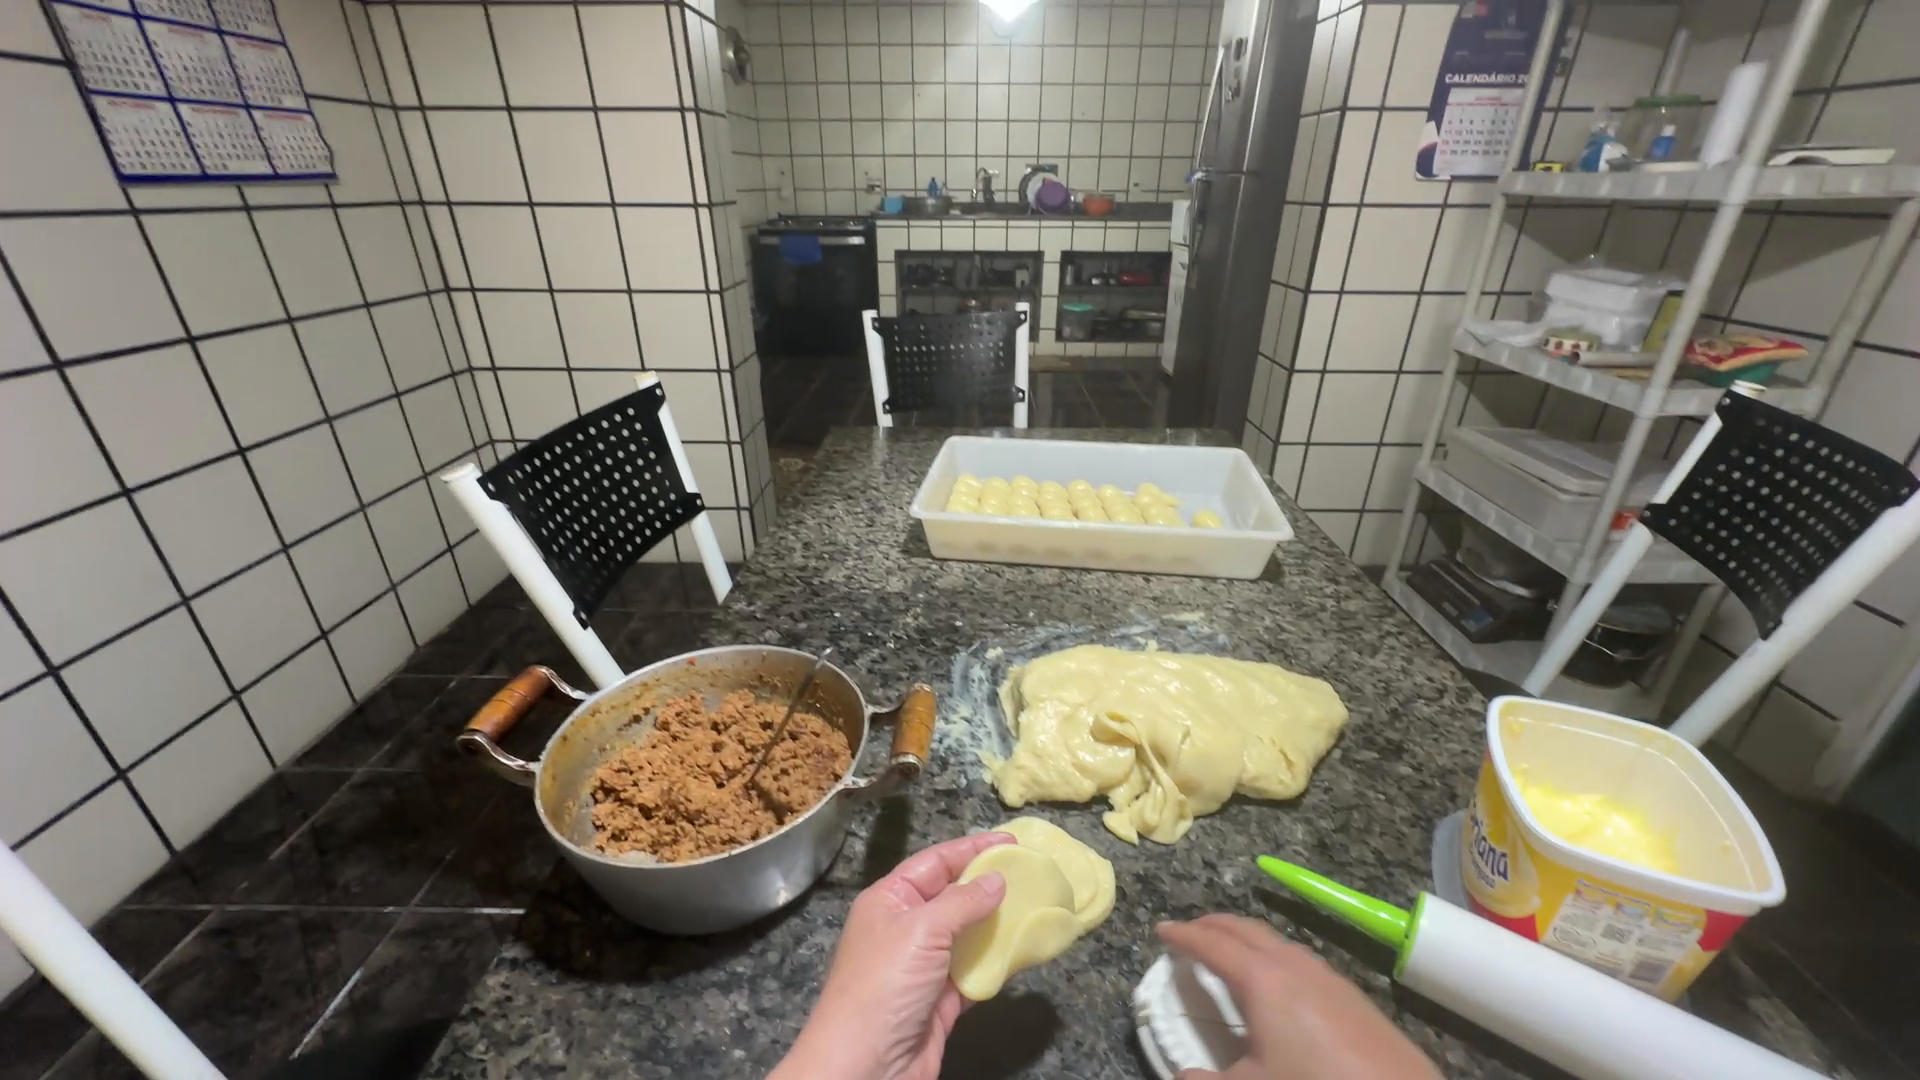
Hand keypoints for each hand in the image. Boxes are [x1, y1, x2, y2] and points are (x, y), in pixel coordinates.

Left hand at [772, 832, 1015, 1079]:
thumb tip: (998, 879)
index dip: (971, 849)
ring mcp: (924, 965)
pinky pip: (974, 971)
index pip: (935, 861)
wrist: (864, 1070)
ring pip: (967, 933)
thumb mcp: (921, 930)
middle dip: (989, 884)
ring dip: (998, 923)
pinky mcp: (942, 1000)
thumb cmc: (884, 985)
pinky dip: (997, 962)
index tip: (1011, 842)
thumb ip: (962, 902)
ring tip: (1035, 908)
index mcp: (890, 899)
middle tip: (1030, 873)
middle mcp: (906, 927)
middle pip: (953, 895)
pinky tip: (1022, 951)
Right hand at [1156, 915, 1441, 1079]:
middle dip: (1212, 925)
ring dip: (1244, 938)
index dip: (1183, 936)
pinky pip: (1298, 957)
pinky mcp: (1351, 995)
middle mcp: (1291, 965)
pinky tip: (1279, 983)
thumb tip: (1181, 1076)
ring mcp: (1326, 976)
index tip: (1161, 930)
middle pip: (1243, 929)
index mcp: (1261, 980)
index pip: (1211, 944)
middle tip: (1189, 932)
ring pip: (1273, 940)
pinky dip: (1272, 954)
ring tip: (1229, 952)